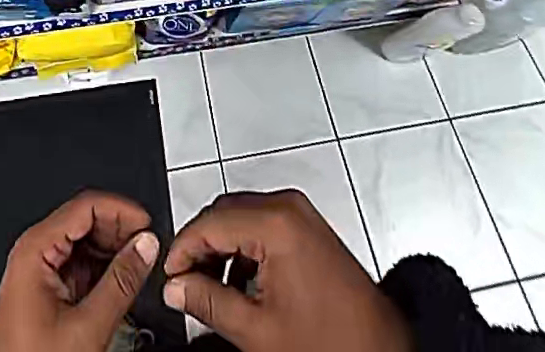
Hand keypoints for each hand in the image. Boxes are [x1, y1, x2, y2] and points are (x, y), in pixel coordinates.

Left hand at [0, 190, 159, 351]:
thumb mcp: (86, 328)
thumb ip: (121, 281)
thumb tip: (145, 245)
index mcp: (34, 251)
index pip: (87, 205)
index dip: (122, 211)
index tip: (146, 226)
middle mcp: (33, 254)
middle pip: (87, 220)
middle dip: (120, 232)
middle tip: (145, 249)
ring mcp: (37, 272)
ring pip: (86, 242)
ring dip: (114, 252)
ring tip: (135, 270)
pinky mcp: (44, 291)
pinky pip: (80, 265)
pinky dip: (103, 270)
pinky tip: (118, 286)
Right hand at [163, 190, 410, 351]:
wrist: (375, 344)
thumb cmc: (331, 337)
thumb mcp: (255, 329)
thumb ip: (208, 302)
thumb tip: (178, 287)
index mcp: (276, 223)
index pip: (210, 221)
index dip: (183, 248)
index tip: (169, 275)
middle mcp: (288, 206)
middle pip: (225, 211)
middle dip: (200, 246)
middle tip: (184, 284)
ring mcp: (299, 212)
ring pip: (242, 215)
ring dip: (221, 246)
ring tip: (210, 289)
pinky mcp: (305, 223)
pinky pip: (262, 221)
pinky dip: (244, 245)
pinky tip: (239, 283)